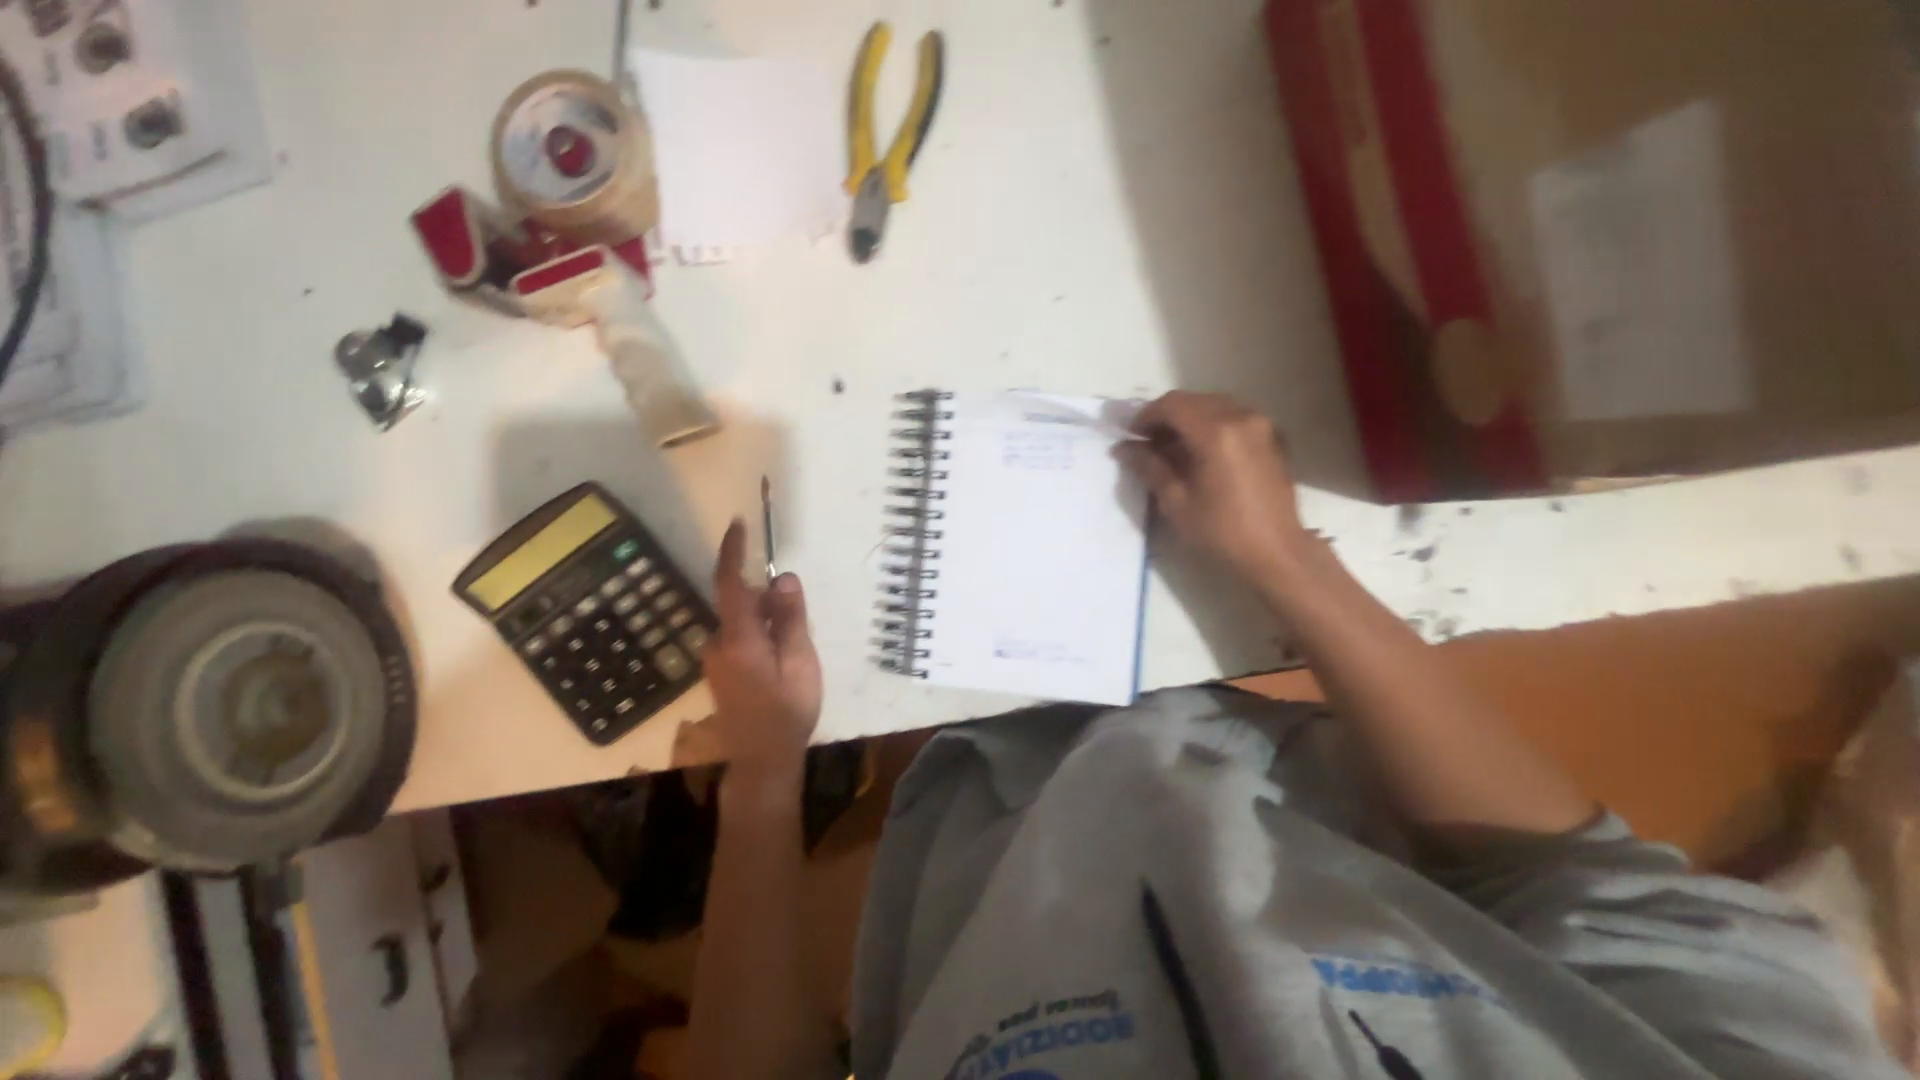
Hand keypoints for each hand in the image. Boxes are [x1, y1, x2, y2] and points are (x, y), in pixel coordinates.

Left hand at [706, 519, 822, 781]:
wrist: (762, 760)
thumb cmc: (788, 711)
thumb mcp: (800, 663)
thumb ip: (791, 619)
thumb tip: (784, 578)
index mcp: (739, 638)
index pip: (729, 583)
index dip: (732, 552)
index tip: (738, 525)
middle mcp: (718, 643)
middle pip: (739, 602)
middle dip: (767, 598)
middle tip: (798, 620)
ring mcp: (715, 659)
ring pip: (740, 621)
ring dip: (765, 620)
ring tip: (794, 649)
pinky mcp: (719, 671)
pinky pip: (738, 638)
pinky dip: (758, 635)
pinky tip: (780, 661)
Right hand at [1116, 391, 1313, 590]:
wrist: (1276, 552)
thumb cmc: (1221, 531)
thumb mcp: (1176, 502)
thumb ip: (1149, 467)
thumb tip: (1124, 448)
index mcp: (1216, 432)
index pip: (1172, 405)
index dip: (1146, 416)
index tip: (1131, 436)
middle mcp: (1241, 417)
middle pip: (1194, 400)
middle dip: (1167, 416)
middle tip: (1149, 442)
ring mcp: (1262, 425)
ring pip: (1215, 405)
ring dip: (1190, 419)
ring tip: (1174, 448)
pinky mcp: (1273, 437)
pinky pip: (1235, 417)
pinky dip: (1213, 425)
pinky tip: (1203, 451)